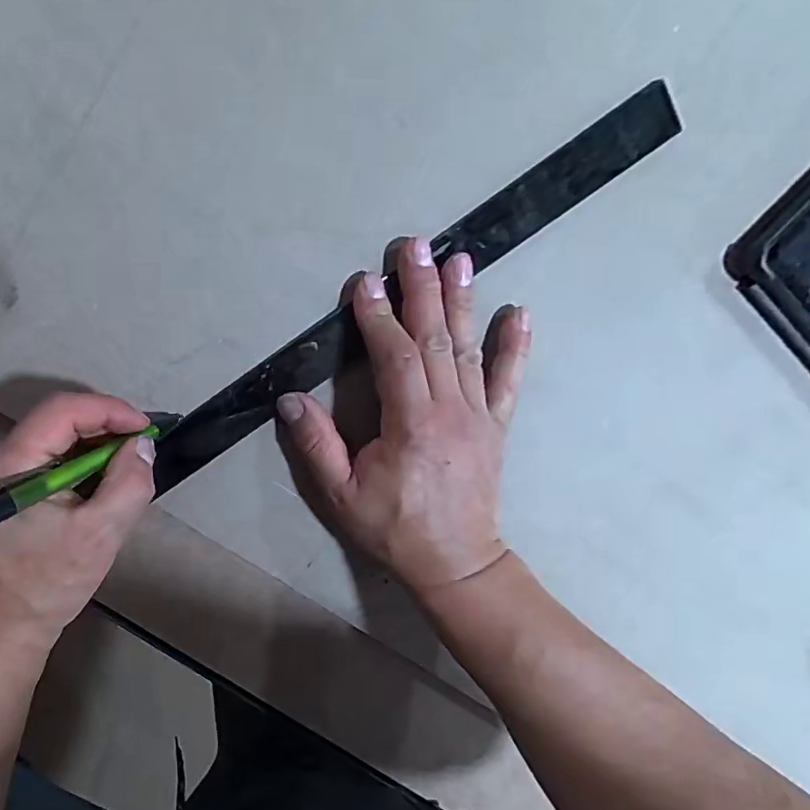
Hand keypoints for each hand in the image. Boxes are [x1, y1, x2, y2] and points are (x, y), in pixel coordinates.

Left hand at [0, 394, 158, 655]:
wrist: (3, 629)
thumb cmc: (48, 586)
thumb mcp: (100, 535)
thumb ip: (129, 482)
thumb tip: (142, 444)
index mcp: (4, 465)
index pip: (59, 412)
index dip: (107, 410)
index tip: (145, 427)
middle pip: (53, 420)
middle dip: (102, 427)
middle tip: (140, 446)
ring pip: (50, 436)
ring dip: (90, 445)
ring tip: (125, 463)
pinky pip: (42, 455)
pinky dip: (74, 460)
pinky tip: (98, 478)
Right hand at [278, 237, 530, 595]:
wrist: (457, 562)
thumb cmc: (392, 527)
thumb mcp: (340, 493)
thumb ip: (316, 445)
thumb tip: (291, 400)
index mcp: (412, 424)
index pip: (396, 357)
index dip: (379, 318)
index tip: (367, 282)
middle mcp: (451, 410)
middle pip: (435, 339)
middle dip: (422, 289)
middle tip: (415, 247)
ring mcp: (479, 415)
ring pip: (469, 349)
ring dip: (461, 302)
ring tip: (458, 259)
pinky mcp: (495, 425)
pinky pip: (509, 380)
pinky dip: (515, 345)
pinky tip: (519, 312)